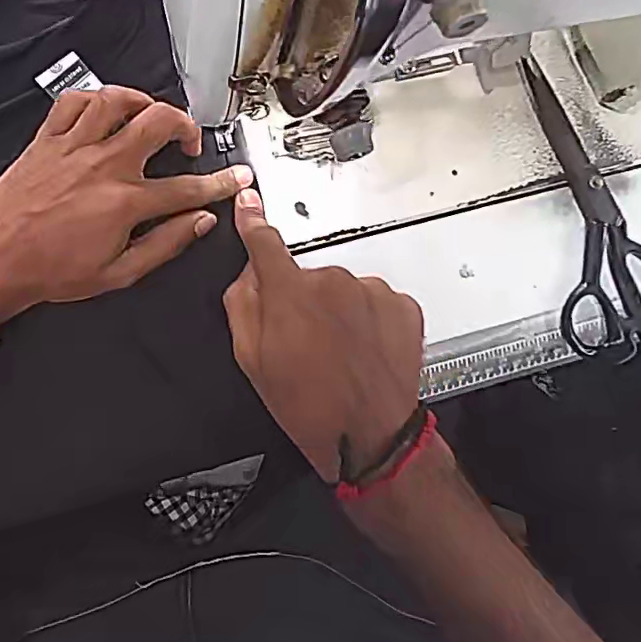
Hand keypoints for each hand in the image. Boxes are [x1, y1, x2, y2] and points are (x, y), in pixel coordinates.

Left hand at [0, 86, 253, 324]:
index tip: (234, 177)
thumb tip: (197, 224)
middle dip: (187, 126)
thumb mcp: (118, 274)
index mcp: (124, 202)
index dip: (220, 182)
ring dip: (143, 101)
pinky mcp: (46, 141)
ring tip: (151, 114)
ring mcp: (72, 148)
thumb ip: (166, 244)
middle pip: (159, 122)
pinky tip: (103, 109)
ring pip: (117, 100)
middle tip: (189, 141)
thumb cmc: (49, 271)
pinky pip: (72, 102)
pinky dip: (93, 98)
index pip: (188, 187)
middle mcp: (101, 166)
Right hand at [222, 187, 425, 482]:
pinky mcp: (400, 303)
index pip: (264, 241)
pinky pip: (372, 299)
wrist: (370, 437)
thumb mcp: (251, 360)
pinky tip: (360, 350)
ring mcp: (369, 291)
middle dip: (301, 300)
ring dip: (337, 311)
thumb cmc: (311, 407)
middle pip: (305, 274)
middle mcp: (331, 282)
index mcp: (288, 294)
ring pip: (341, 287)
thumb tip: (247, 276)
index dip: (252, 220)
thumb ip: (241, 305)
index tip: (249, 204)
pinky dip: (366, 319)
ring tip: (337, 353)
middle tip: (304, 342)